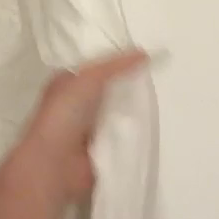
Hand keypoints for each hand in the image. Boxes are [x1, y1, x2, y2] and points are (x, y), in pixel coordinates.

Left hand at [14, 49, 148, 200]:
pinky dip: (136, 130)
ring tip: (163, 95)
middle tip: (159, 73)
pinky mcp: (103, 149)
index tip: (145, 53)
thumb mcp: (89, 78)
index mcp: (68, 82)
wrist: (55, 165)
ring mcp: (91, 128)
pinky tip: (156, 121)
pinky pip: (124, 133)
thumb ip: (116, 65)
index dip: (118, 59)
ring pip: (119, 111)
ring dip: (136, 107)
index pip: (97, 66)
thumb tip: (145, 53)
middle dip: (131, 83)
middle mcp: (78, 103)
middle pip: (111, 88)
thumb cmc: (65, 114)